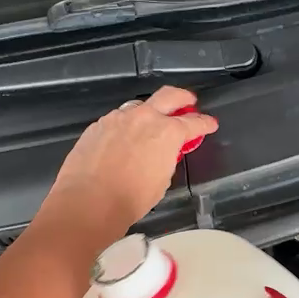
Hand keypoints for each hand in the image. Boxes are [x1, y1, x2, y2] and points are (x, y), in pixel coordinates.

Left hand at [41, 85, 218, 234]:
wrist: (88, 201)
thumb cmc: (131, 198)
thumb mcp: (162, 179)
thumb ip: (167, 157)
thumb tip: (162, 152)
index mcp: (167, 132)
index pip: (194, 123)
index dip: (205, 124)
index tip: (210, 124)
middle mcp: (144, 117)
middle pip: (169, 96)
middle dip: (183, 98)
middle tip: (189, 102)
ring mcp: (118, 118)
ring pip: (139, 106)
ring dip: (149, 112)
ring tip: (152, 124)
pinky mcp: (98, 126)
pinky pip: (118, 120)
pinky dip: (126, 126)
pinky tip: (124, 139)